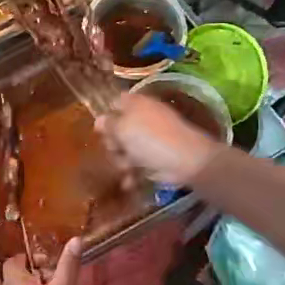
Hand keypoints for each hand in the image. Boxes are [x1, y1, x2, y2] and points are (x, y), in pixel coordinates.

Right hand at [96, 91, 224, 186]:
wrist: (186, 160)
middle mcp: (143, 118)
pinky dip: (133, 172)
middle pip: (118, 128)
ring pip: (126, 148)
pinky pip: (138, 162)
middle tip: (115, 149)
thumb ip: (108, 123)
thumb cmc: (150, 139)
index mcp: (135, 104)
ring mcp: (151, 137)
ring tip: (127, 168)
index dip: (106, 115)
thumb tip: (99, 120)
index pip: (115, 103)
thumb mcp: (122, 128)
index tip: (101, 130)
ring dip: (121, 160)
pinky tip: (130, 181)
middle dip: (112, 142)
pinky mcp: (156, 156)